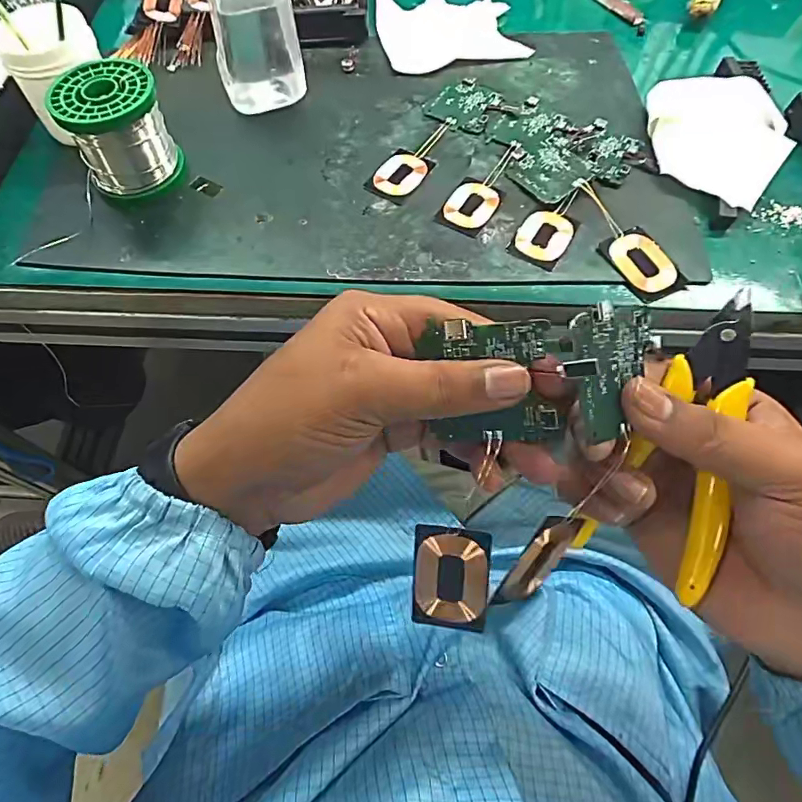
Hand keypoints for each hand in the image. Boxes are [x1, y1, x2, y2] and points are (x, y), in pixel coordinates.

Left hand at [174, 292, 535, 535]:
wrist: (242, 483)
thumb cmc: (295, 418)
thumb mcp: (367, 393)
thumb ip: (443, 385)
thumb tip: (518, 375)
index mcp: (376, 319)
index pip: (454, 324)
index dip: (504, 349)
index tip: (553, 374)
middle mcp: (389, 348)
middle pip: (464, 366)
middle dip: (509, 397)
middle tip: (558, 425)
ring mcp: (393, 392)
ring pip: (459, 404)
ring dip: (497, 431)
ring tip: (540, 463)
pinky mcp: (392, 430)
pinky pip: (443, 433)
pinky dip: (471, 449)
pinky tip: (498, 471)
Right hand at [607, 377, 801, 679]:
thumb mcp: (787, 473)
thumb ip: (713, 434)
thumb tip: (635, 393)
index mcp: (723, 411)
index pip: (662, 378)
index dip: (623, 380)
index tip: (600, 397)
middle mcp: (680, 438)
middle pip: (615, 410)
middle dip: (597, 424)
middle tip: (602, 451)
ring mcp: (656, 478)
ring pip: (597, 450)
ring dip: (596, 466)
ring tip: (634, 498)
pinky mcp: (638, 518)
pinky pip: (597, 493)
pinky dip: (592, 497)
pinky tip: (619, 513)